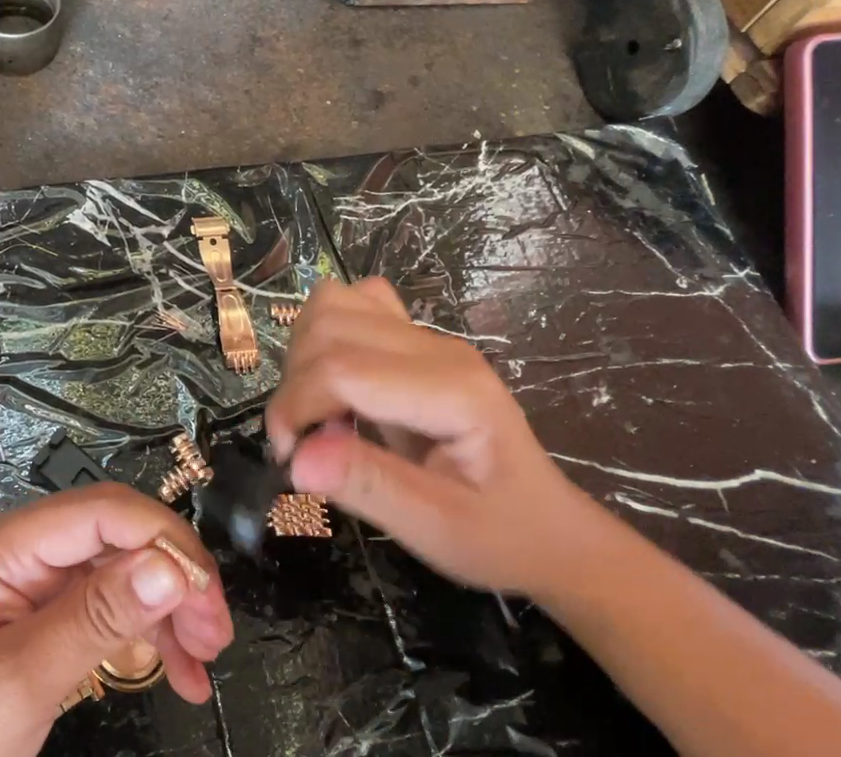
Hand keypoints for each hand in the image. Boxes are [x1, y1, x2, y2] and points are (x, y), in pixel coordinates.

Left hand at [0, 482, 234, 756]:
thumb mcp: (21, 676)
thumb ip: (95, 618)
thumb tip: (168, 567)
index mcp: (9, 547)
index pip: (102, 511)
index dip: (162, 539)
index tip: (204, 594)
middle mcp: (28, 554)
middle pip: (119, 536)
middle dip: (173, 573)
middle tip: (213, 633)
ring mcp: (40, 587)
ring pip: (124, 572)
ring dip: (170, 608)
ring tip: (203, 658)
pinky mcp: (50, 621)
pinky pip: (112, 610)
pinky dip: (151, 635)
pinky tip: (180, 671)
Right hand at [266, 277, 615, 596]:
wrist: (551, 532)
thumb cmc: (501, 537)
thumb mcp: (437, 530)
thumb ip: (366, 486)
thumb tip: (296, 460)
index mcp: (453, 392)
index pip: (342, 370)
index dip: (295, 408)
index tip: (288, 459)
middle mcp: (438, 349)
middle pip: (328, 328)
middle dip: (294, 385)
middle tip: (302, 443)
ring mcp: (426, 338)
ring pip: (331, 305)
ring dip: (301, 356)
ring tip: (316, 412)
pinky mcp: (413, 340)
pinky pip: (352, 303)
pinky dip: (322, 334)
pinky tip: (332, 381)